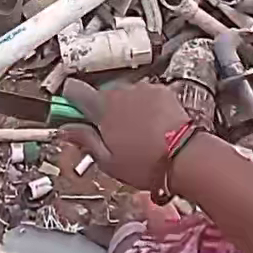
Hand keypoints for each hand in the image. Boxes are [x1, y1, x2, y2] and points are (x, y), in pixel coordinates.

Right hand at [59, 79, 191, 191]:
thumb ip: (84, 140)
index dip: (70, 102)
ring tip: (136, 135)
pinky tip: (153, 127)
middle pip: (101, 94)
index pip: (73, 90)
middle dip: (102, 111)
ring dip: (125, 108)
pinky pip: (145, 95)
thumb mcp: (108, 161)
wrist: (186, 156)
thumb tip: (65, 130)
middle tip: (111, 136)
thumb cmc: (146, 164)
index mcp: (101, 107)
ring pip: (124, 95)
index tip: (74, 116)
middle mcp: (120, 91)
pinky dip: (145, 106)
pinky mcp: (161, 90)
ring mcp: (142, 88)